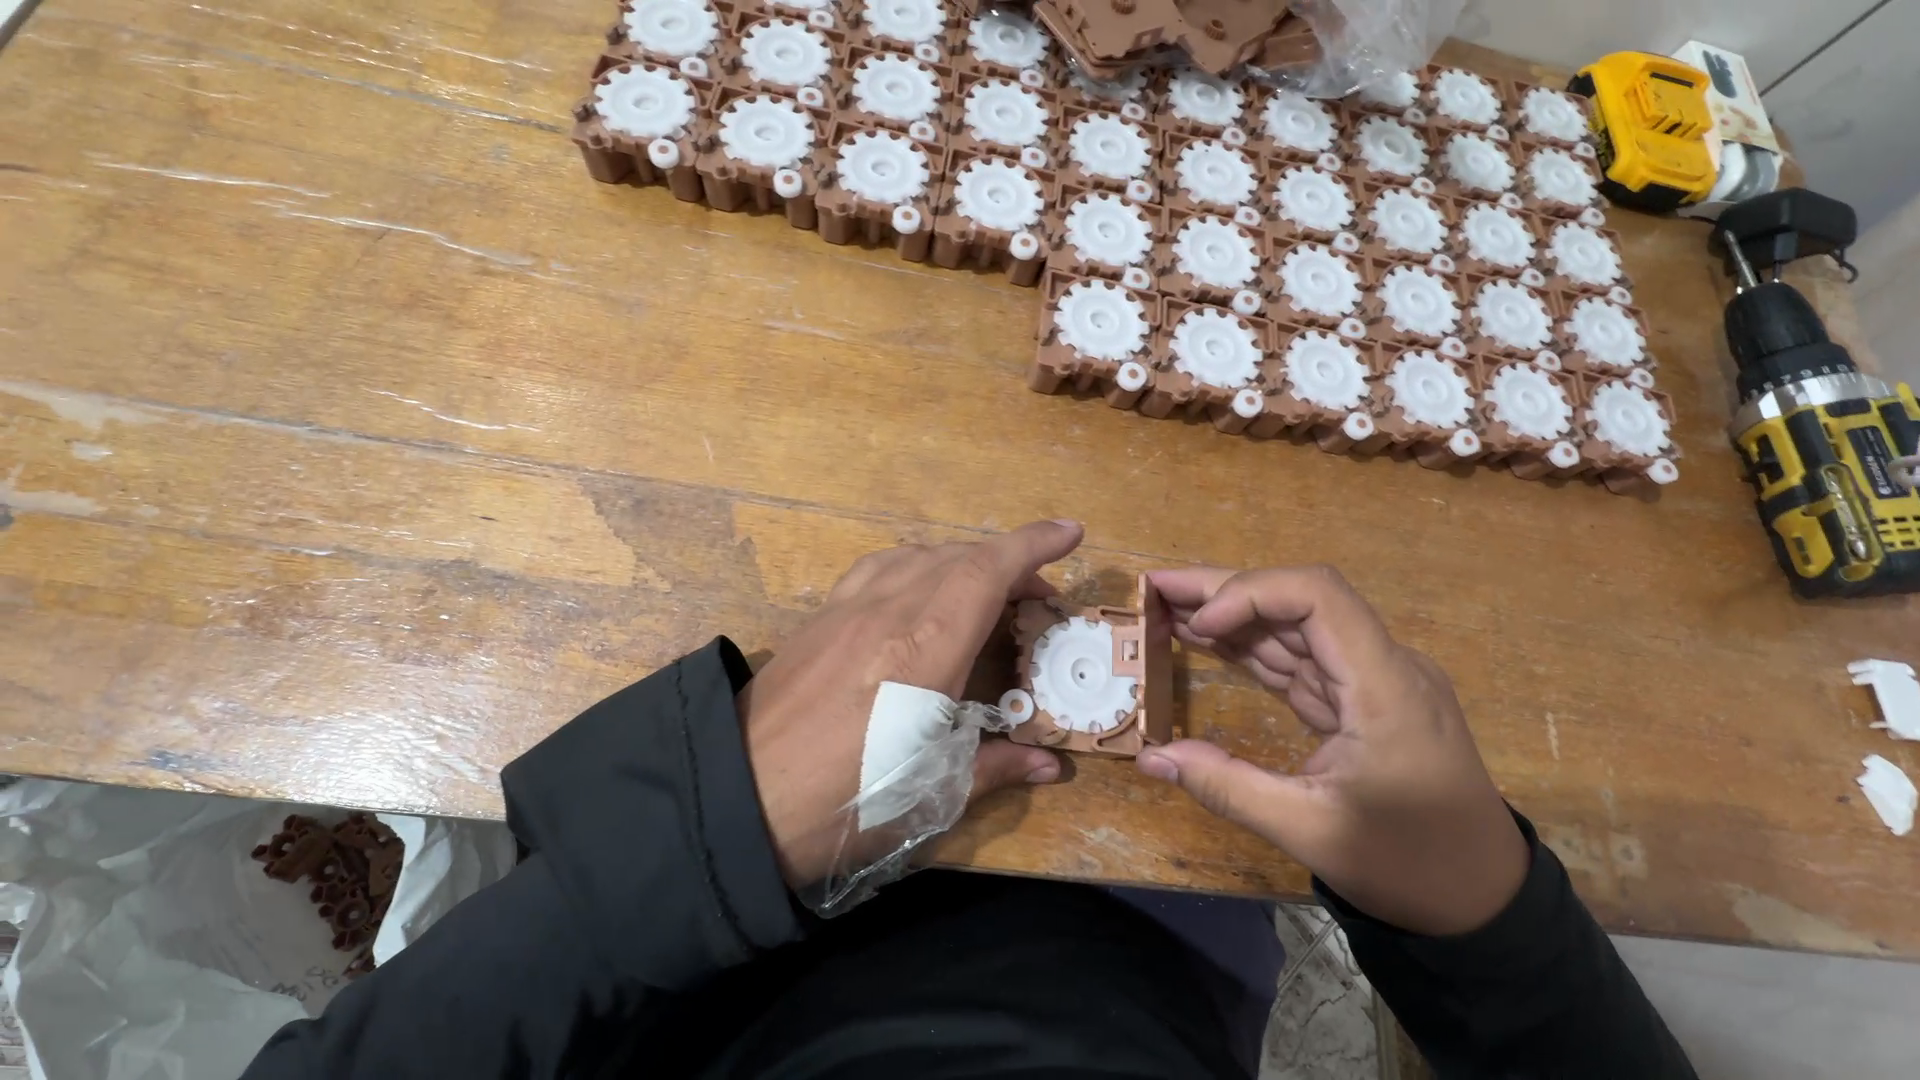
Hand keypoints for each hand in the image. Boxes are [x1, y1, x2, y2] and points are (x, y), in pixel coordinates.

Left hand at [738, 521, 1080, 885]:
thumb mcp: (930, 797)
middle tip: (1039, 599)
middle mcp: (885, 613)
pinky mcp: (817, 621)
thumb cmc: (842, 806)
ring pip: (915, 557)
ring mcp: (845, 611)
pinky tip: (916, 597)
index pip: (984, 573)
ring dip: (960, 562)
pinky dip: (914, 568)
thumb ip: (995, 768)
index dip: (1032, 546)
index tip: (1070, 534)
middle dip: (1007, 565)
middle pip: (955, 559)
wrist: (733, 802)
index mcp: (922, 651)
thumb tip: (1049, 764)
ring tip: (985, 594)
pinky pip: (877, 570)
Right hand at [1136, 566, 1527, 935]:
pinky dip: (1252, 649)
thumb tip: (1151, 759)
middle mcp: (1383, 667)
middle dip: (1225, 591)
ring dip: (1233, 617)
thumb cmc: (1409, 864)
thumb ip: (1228, 788)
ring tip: (1166, 610)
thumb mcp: (1311, 831)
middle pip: (1299, 601)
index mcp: (1384, 686)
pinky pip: (1301, 661)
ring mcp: (1374, 682)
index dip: (1251, 593)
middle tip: (1155, 588)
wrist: (1485, 899)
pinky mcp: (1362, 701)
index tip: (1199, 625)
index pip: (1318, 595)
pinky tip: (1209, 642)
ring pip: (1295, 628)